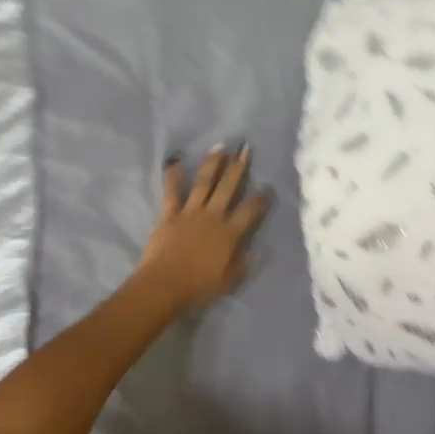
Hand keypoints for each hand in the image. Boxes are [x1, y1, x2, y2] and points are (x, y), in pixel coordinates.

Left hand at [137, 146, 271, 307]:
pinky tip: (175, 160)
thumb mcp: (230, 280)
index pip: (251, 210)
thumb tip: (257, 249)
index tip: (269, 186)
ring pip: (204, 182)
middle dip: (239, 167)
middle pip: (228, 187)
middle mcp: (213, 216)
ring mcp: (190, 212)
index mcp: (230, 233)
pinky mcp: (169, 214)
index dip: (262, 197)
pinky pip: (171, 191)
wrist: (165, 285)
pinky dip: (172, 175)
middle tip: (245, 148)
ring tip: (220, 146)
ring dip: (213, 163)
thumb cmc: (199, 287)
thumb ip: (243, 263)